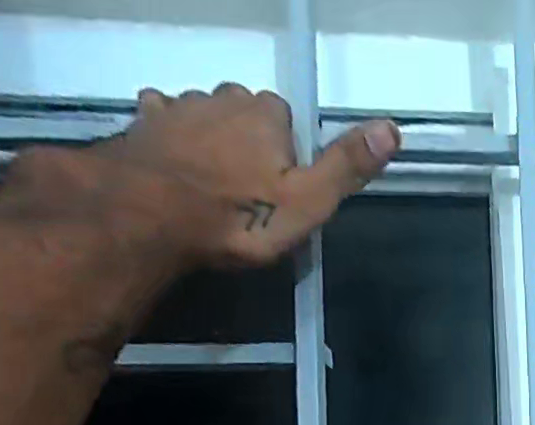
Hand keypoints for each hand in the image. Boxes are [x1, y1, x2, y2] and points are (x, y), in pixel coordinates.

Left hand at [5, 83, 399, 268]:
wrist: (148, 217)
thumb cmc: (239, 216)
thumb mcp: (309, 202)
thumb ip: (347, 167)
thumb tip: (393, 128)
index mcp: (265, 114)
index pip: (287, 120)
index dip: (289, 154)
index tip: (284, 189)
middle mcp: (222, 97)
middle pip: (245, 113)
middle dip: (250, 141)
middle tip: (251, 192)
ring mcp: (178, 106)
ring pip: (207, 115)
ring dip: (213, 139)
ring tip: (215, 185)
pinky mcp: (142, 122)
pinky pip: (164, 118)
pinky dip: (172, 135)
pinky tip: (176, 164)